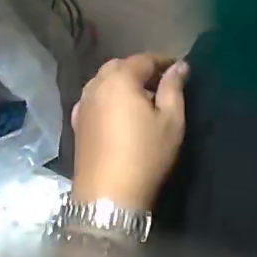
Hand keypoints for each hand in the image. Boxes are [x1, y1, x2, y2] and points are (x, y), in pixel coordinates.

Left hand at [71, 53, 189, 209]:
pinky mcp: (77, 124)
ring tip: (143, 98)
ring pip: (103, 82)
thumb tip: (179, 66)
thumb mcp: (171, 120)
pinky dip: (108, 98)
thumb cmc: (146, 154)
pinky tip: (120, 113)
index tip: (180, 69)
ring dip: (123, 83)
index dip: (164, 61)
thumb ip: (174, 87)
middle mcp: (96, 86)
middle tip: (162, 83)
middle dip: (140, 70)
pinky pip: (94, 99)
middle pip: (119, 67)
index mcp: (120, 79)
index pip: (144, 59)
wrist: (108, 197)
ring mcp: (82, 105)